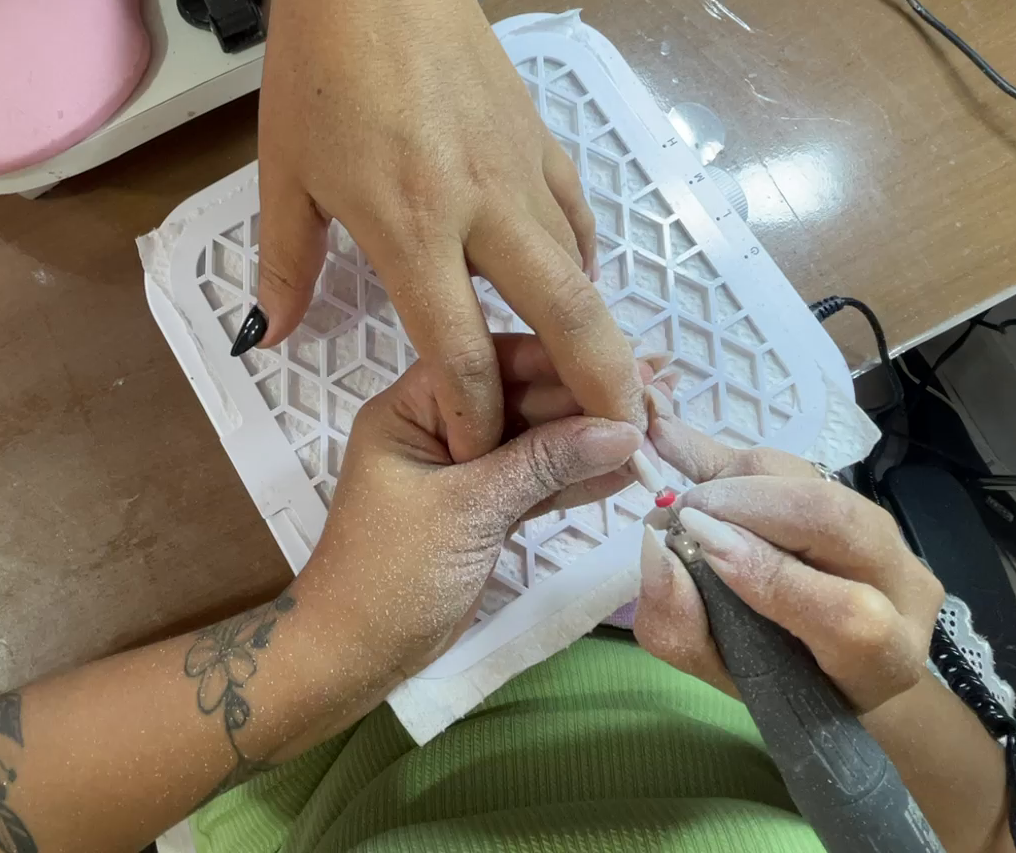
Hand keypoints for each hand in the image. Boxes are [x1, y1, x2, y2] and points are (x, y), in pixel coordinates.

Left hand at [250, 0, 642, 462]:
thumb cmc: (318, 73)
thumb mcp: (285, 178)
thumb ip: (284, 269)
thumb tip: (265, 338)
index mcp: (411, 230)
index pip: (460, 350)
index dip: (477, 416)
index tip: (483, 452)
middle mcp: (483, 211)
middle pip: (564, 316)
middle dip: (598, 387)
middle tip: (622, 437)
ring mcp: (523, 172)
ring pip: (581, 268)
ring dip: (595, 328)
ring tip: (600, 376)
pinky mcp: (543, 140)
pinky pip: (578, 217)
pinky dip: (583, 261)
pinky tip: (575, 282)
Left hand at [297, 335, 644, 678]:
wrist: (358, 654)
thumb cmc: (394, 572)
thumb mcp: (468, 509)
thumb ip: (542, 464)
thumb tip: (623, 429)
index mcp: (410, 407)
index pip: (485, 362)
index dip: (552, 360)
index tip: (617, 365)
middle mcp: (438, 425)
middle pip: (517, 398)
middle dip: (582, 399)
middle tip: (655, 395)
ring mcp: (462, 467)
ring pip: (532, 441)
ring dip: (589, 438)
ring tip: (657, 422)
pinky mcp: (483, 505)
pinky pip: (533, 481)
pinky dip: (575, 478)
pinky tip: (626, 470)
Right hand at [632, 404, 945, 712]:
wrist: (834, 658)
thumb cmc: (776, 678)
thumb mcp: (719, 672)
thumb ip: (680, 627)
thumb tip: (656, 552)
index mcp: (880, 658)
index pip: (845, 613)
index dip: (766, 571)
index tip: (696, 540)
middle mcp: (898, 586)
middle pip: (834, 520)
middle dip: (746, 504)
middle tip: (683, 513)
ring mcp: (882, 531)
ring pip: (808, 479)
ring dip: (735, 480)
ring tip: (689, 503)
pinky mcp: (842, 489)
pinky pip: (784, 460)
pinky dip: (720, 452)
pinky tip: (666, 434)